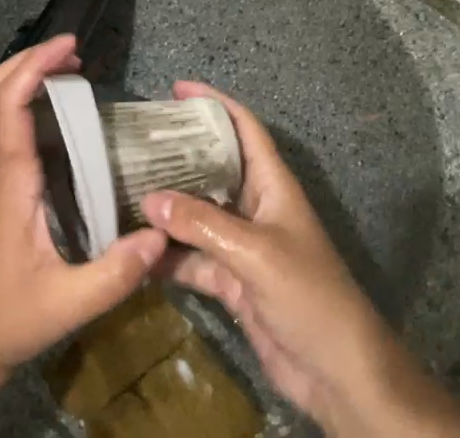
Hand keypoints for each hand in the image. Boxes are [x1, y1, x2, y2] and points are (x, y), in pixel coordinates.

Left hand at [0, 35, 168, 371]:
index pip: (11, 104)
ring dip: (28, 77)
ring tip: (75, 74)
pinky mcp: (1, 187)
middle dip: (29, 60)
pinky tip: (66, 117)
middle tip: (74, 53)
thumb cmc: (10, 317)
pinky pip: (8, 127)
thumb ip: (116, 273)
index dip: (35, 66)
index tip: (71, 48)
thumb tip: (161, 234)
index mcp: (11, 180)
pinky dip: (30, 103)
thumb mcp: (69, 303)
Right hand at [142, 82, 459, 437]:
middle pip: (212, 168)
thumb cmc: (309, 295)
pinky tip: (135, 255)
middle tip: (132, 144)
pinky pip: (193, 259)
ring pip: (197, 216)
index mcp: (273, 185)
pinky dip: (168, 258)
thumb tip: (149, 198)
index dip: (214, 103)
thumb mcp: (255, 253)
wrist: (338, 371)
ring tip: (120, 193)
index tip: (175, 89)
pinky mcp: (233, 281)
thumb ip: (202, 224)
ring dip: (165, 210)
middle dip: (177, 154)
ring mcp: (243, 246)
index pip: (244, 128)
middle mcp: (256, 208)